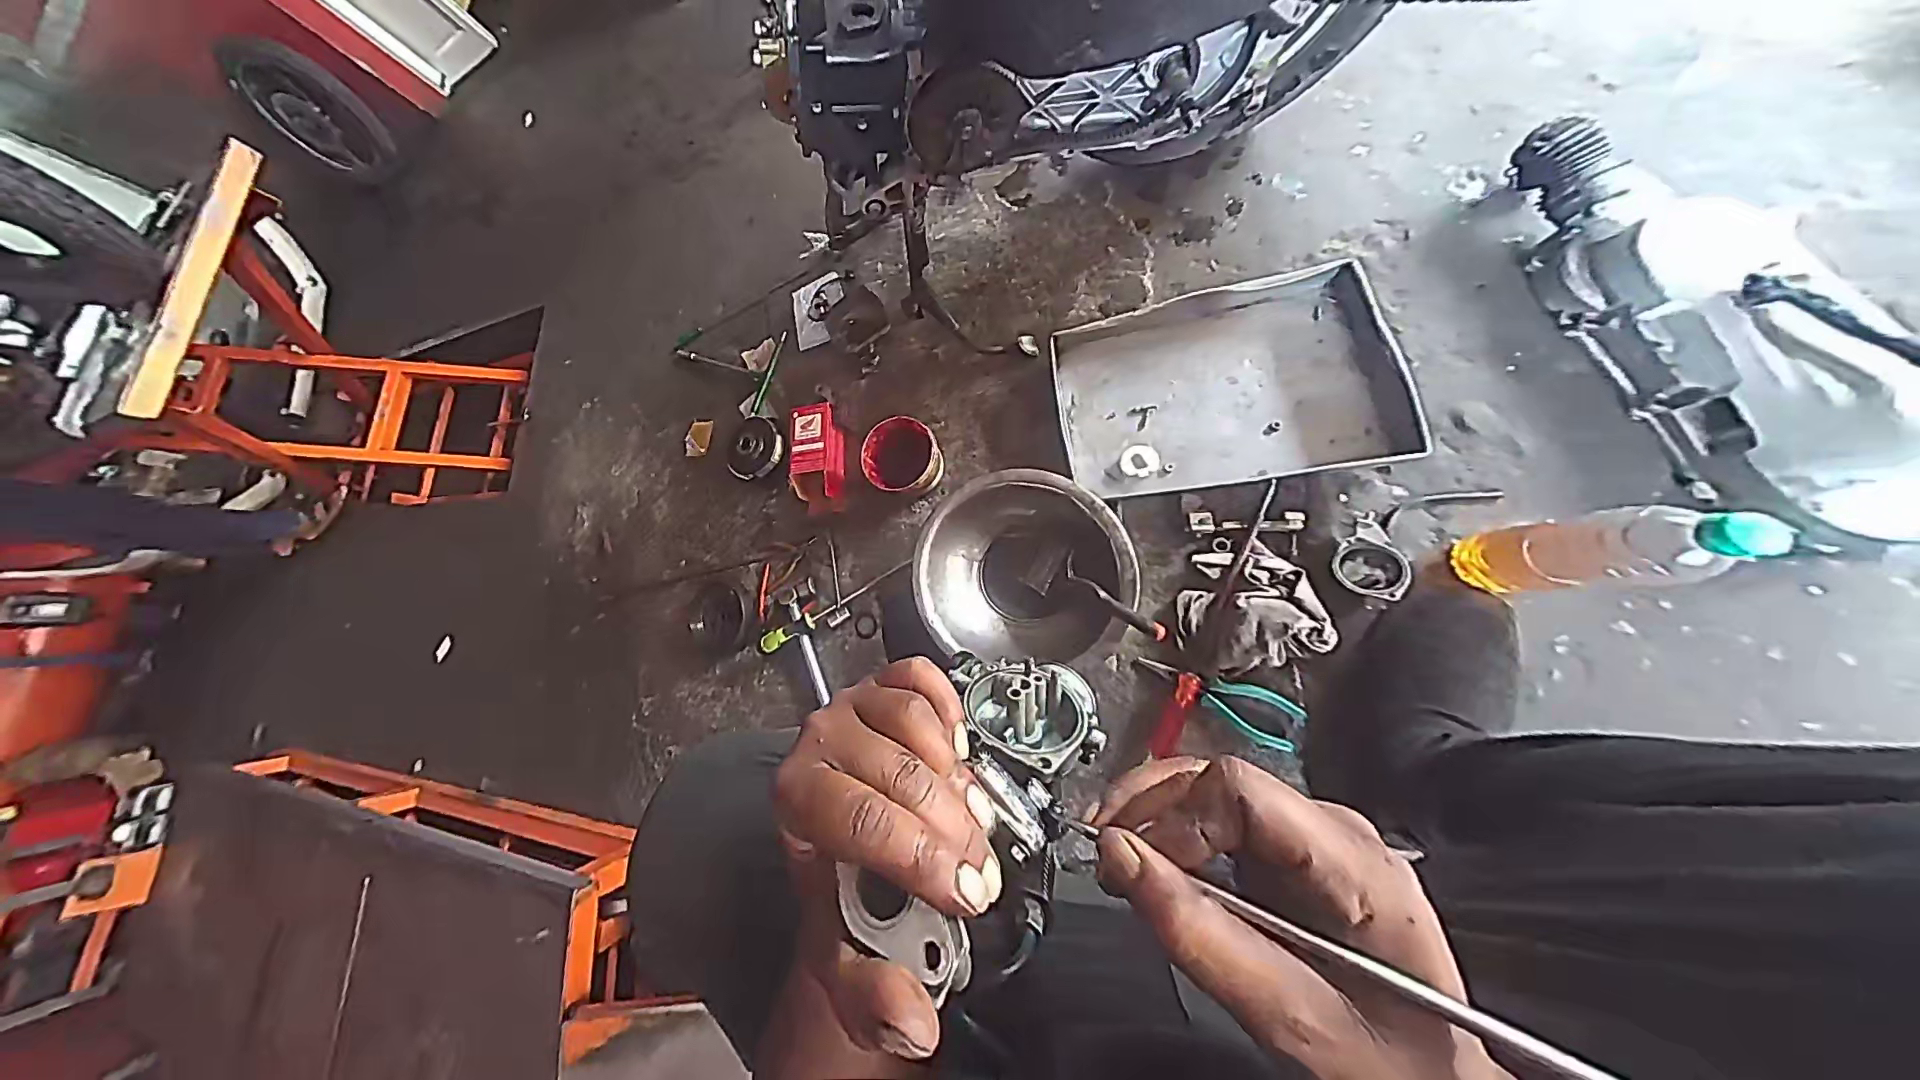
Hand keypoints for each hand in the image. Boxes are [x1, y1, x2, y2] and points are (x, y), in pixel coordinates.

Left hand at [770, 658, 1001, 1062]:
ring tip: (970, 815)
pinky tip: (956, 747)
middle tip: (978, 869)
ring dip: (954, 774)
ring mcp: (852, 706)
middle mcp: (819, 743)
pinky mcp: (883, 685)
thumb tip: (912, 1020)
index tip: (966, 893)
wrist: (849, 847)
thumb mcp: (853, 956)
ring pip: (916, 723)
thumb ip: (876, 997)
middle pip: (900, 776)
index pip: (861, 820)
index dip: (922, 858)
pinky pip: (920, 677)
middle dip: (952, 831)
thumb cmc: (848, 891)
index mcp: (798, 802)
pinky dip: (947, 707)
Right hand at [1091, 756, 1513, 1079]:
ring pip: (1203, 786)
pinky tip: (1142, 859)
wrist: (1425, 1072)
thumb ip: (1201, 935)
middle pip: (1212, 778)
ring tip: (1112, 856)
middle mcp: (1327, 826)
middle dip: (1146, 807)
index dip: (1175, 817)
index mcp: (1351, 860)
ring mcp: (1302, 829)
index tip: (1138, 864)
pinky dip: (1164, 830)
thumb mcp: (1291, 1017)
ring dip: (1146, 813)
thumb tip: (1122, 856)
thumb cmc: (1384, 1059)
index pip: (1239, 788)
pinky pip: (1208, 814)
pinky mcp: (1278, 844)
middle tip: (1103, 854)